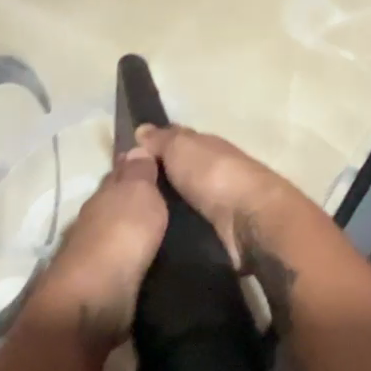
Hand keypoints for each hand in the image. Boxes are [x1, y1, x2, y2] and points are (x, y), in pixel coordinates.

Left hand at [34, 146, 167, 348]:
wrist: (94, 303)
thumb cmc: (120, 239)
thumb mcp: (137, 195)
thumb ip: (139, 173)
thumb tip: (136, 147)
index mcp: (104, 196)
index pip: (121, 174)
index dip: (141, 167)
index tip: (166, 165)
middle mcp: (96, 222)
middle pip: (121, 206)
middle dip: (144, 203)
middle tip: (181, 203)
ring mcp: (97, 256)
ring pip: (125, 236)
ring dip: (144, 234)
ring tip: (179, 235)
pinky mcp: (105, 286)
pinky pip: (129, 264)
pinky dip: (142, 260)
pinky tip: (161, 262)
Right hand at [134, 124, 307, 267]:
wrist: (250, 220)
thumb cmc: (215, 175)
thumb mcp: (182, 147)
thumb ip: (162, 139)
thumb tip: (142, 129)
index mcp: (208, 149)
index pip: (176, 146)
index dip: (151, 153)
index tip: (122, 166)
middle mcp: (215, 175)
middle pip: (177, 179)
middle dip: (154, 188)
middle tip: (120, 200)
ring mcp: (220, 207)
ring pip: (182, 207)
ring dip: (163, 213)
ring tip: (132, 224)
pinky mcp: (220, 235)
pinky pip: (190, 231)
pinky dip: (176, 233)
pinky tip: (153, 240)